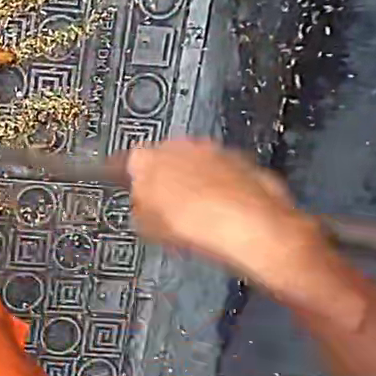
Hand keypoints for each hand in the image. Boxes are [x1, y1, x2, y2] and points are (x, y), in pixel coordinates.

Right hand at [124, 139, 333, 294]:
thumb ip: (138, 206)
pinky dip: (221, 187)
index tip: (124, 186)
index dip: (125, 178)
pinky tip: (221, 212)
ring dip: (193, 182)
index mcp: (146, 157)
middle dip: (163, 178)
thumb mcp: (146, 226)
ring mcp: (214, 151)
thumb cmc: (197, 226)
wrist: (251, 230)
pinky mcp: (244, 161)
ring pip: (195, 164)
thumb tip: (141, 206)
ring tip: (195, 213)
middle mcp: (179, 146)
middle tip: (163, 206)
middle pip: (163, 159)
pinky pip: (223, 173)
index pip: (126, 162)